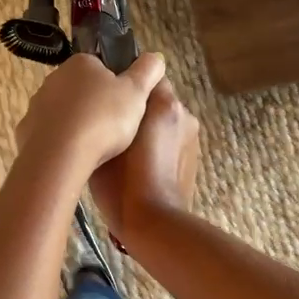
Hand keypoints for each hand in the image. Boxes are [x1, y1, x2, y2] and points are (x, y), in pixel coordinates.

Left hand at [14, 52, 166, 173]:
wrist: (60, 156)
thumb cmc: (103, 119)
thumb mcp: (137, 93)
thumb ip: (148, 71)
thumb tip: (155, 56)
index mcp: (81, 63)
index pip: (101, 67)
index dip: (116, 85)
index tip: (126, 105)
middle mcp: (55, 78)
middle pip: (82, 89)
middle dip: (96, 104)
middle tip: (115, 127)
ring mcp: (37, 104)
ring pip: (65, 111)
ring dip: (78, 123)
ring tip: (96, 146)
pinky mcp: (26, 130)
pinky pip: (49, 133)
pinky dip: (61, 141)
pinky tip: (74, 156)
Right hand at [90, 78, 198, 246]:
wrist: (153, 223)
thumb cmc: (122, 181)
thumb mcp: (105, 143)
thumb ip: (110, 116)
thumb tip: (106, 107)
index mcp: (164, 103)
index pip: (146, 75)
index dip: (126, 85)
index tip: (109, 98)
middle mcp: (184, 114)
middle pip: (155, 99)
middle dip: (136, 109)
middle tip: (113, 126)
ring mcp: (192, 137)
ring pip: (163, 120)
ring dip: (148, 127)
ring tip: (126, 150)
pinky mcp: (193, 158)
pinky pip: (171, 141)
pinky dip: (158, 146)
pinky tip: (141, 166)